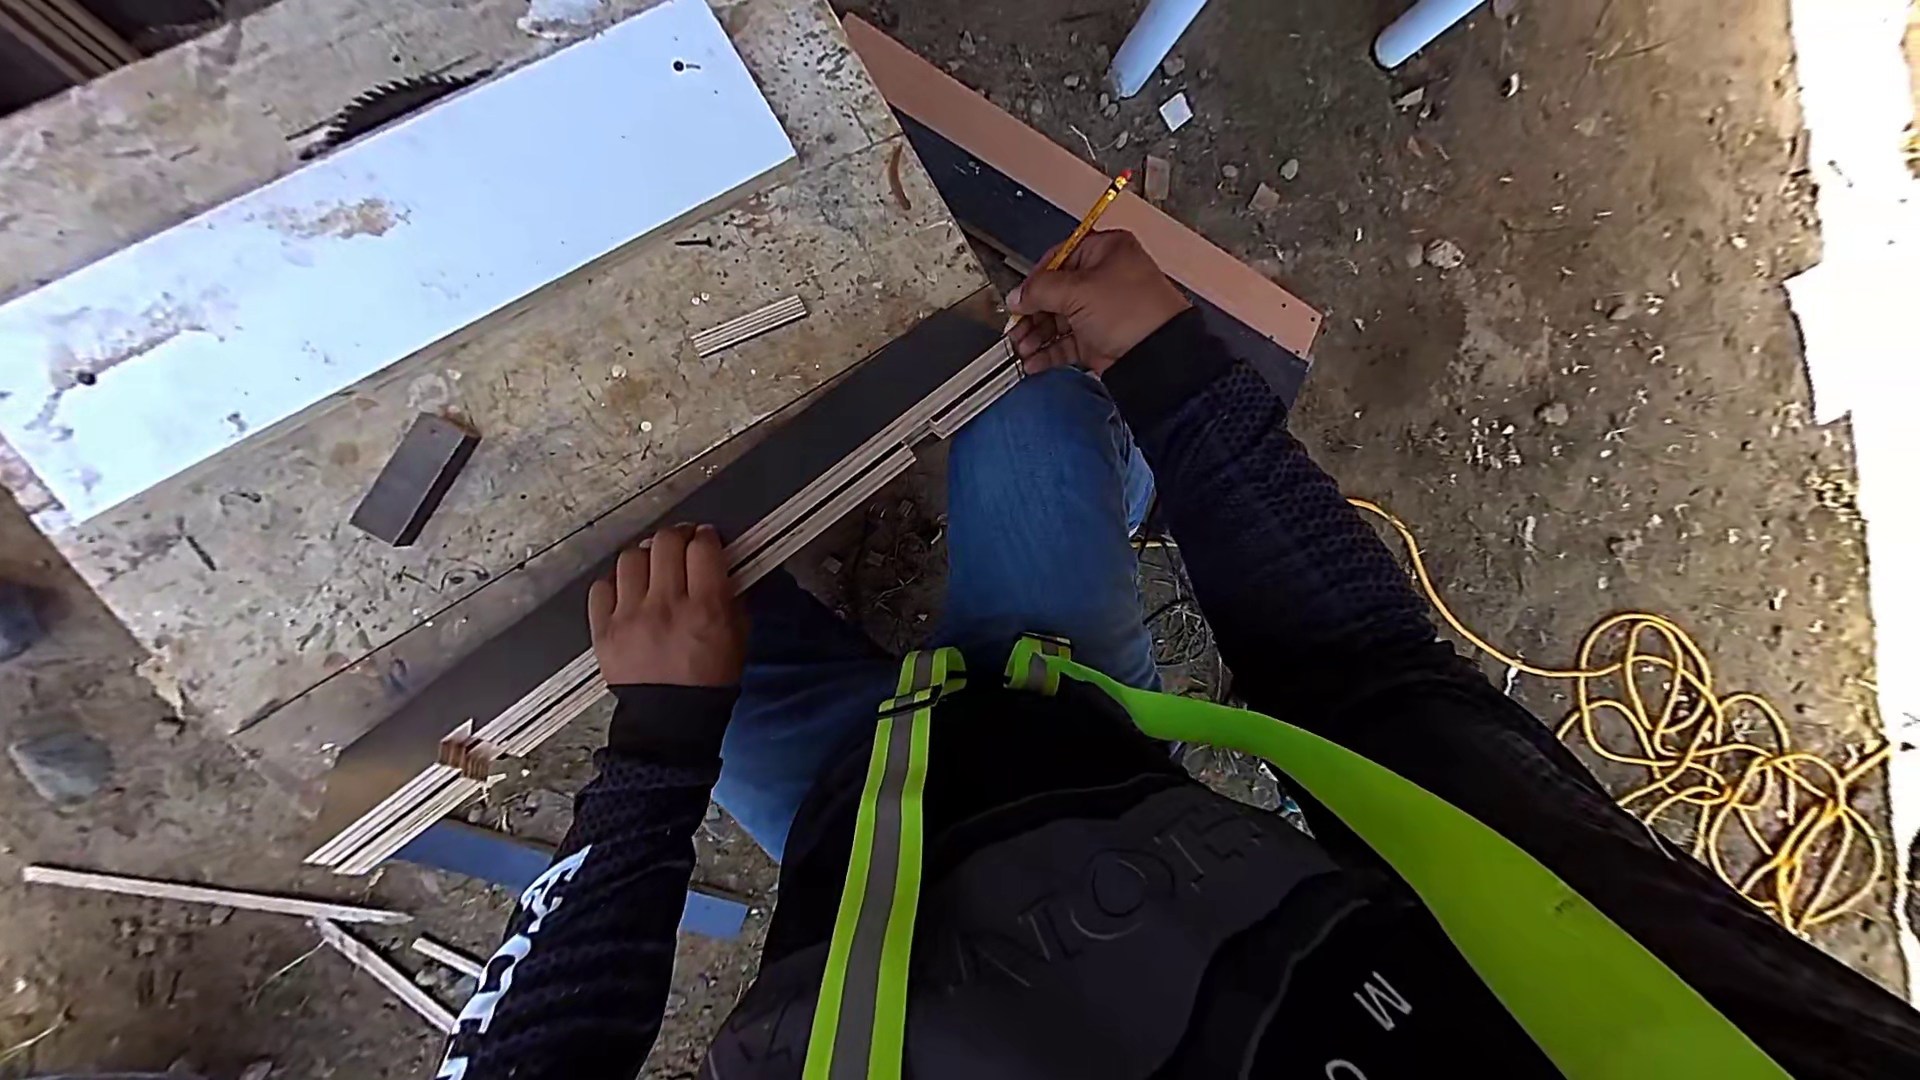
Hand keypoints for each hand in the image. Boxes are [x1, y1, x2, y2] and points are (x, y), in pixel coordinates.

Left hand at [588, 523, 747, 686]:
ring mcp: (629, 617)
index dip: (707, 536)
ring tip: (654, 564)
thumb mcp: (739, 634)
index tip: (707, 537)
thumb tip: (719, 563)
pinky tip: (630, 589)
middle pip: (665, 543)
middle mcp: (665, 607)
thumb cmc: (711, 678)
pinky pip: (602, 586)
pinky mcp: (602, 630)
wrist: (672, 719)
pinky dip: (617, 581)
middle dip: (677, 535)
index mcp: (706, 608)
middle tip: (682, 541)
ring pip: (631, 558)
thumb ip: (730, 595)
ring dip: (647, 554)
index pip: (703, 548)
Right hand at [1006, 230, 1191, 375]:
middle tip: (1014, 328)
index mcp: (1104, 252)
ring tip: (1020, 349)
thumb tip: (1017, 295)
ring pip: (1057, 321)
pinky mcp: (1096, 340)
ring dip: (1035, 336)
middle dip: (1031, 314)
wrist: (1155, 355)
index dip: (1035, 280)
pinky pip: (1064, 344)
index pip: (1058, 259)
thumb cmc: (1132, 312)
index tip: (1018, 298)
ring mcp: (1099, 312)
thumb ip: (1041, 290)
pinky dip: (1047, 352)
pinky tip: (1033, 361)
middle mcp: (1101, 280)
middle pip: (1054, 294)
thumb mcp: (1079, 290)